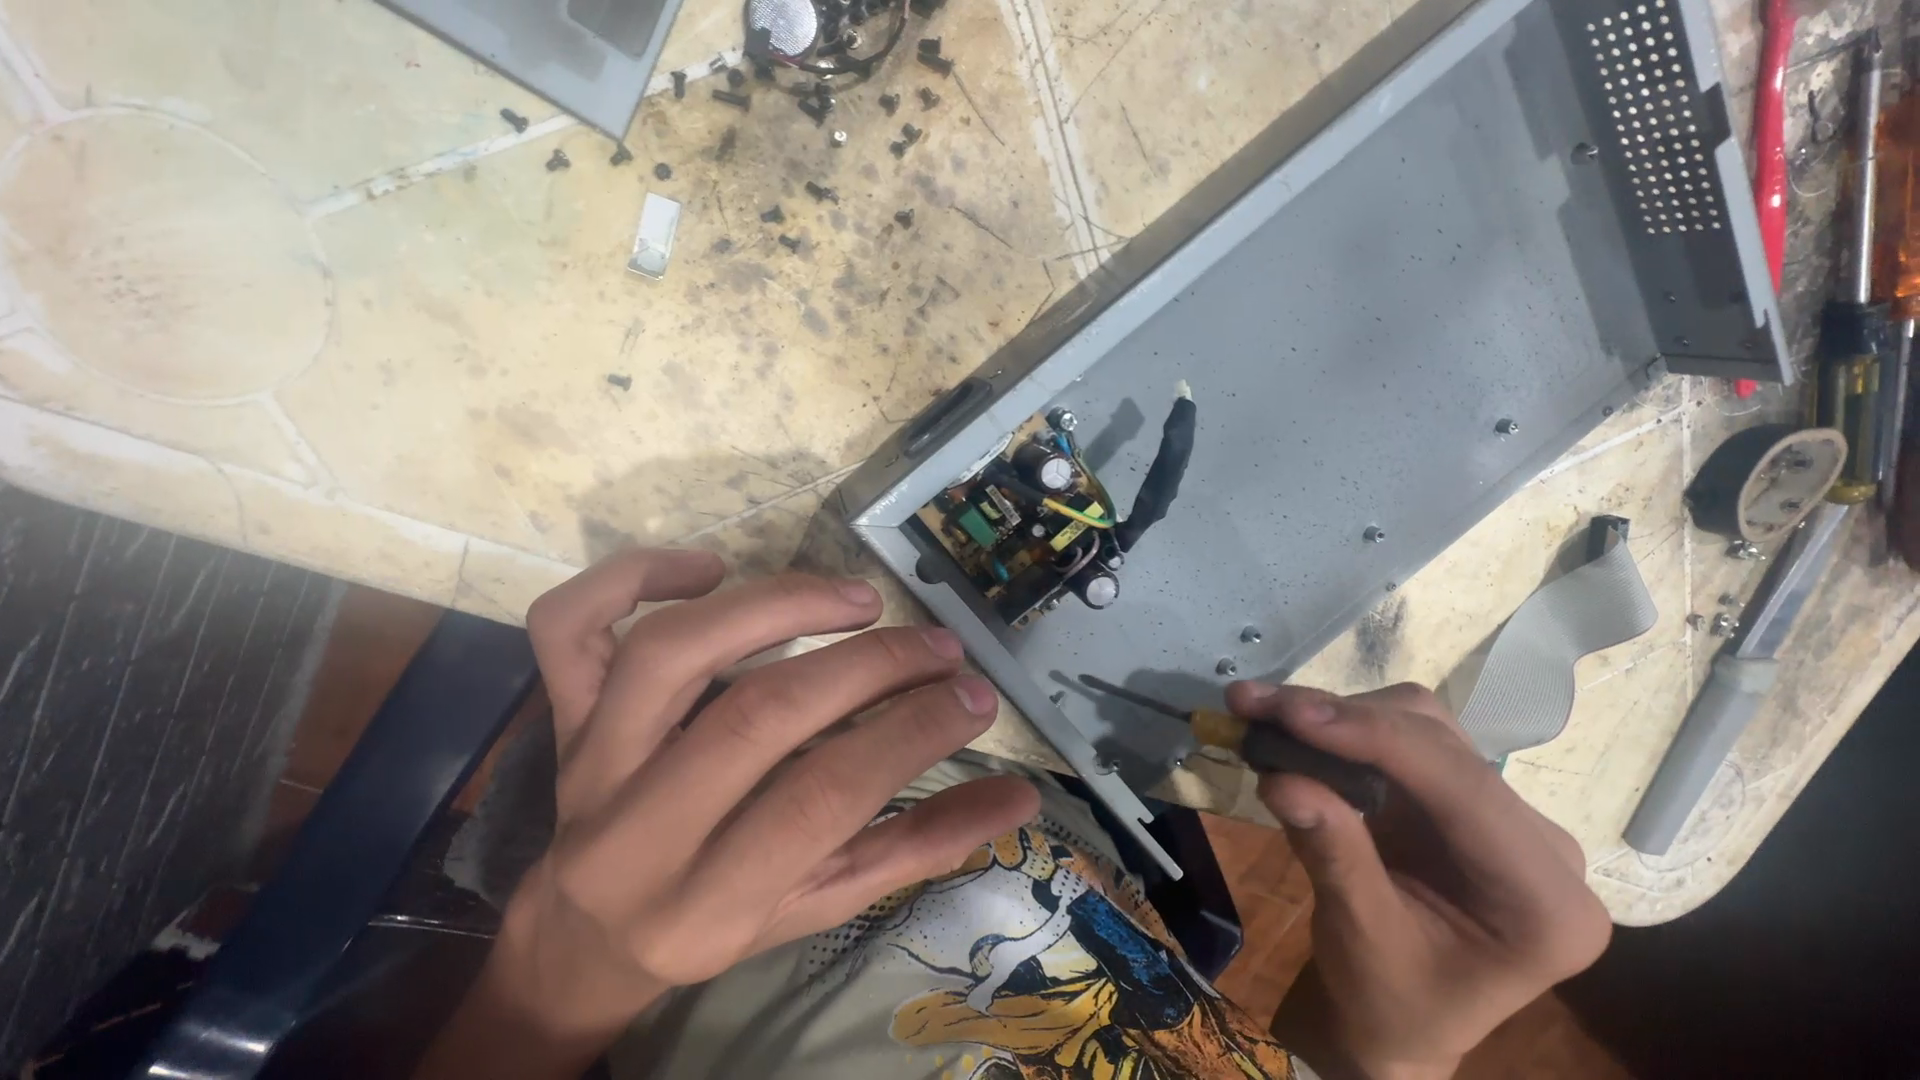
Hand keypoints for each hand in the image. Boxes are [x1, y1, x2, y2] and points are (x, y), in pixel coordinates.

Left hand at [419, 550, 1039, 1079]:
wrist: (585, 934)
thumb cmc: (717, 923)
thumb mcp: (822, 907)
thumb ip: (918, 850)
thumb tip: (1019, 795)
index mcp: (710, 903)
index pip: (821, 799)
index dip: (909, 734)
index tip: (974, 695)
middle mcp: (638, 828)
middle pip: (756, 717)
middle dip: (868, 667)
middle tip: (938, 645)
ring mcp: (587, 758)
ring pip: (668, 653)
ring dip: (774, 606)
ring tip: (855, 600)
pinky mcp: (560, 713)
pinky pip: (569, 625)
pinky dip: (633, 575)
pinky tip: (710, 569)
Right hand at [1229, 682, 1610, 1079]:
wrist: (1396, 1024)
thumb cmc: (1388, 1003)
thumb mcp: (1358, 938)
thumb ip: (1330, 852)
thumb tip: (1279, 776)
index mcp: (1546, 900)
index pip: (1462, 787)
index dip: (1373, 738)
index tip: (1289, 713)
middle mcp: (1541, 844)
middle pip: (1439, 744)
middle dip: (1341, 719)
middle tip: (1252, 707)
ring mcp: (1503, 815)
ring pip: (1420, 725)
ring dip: (1338, 716)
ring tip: (1265, 719)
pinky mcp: (1460, 797)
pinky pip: (1403, 739)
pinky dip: (1342, 731)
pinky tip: (1296, 735)